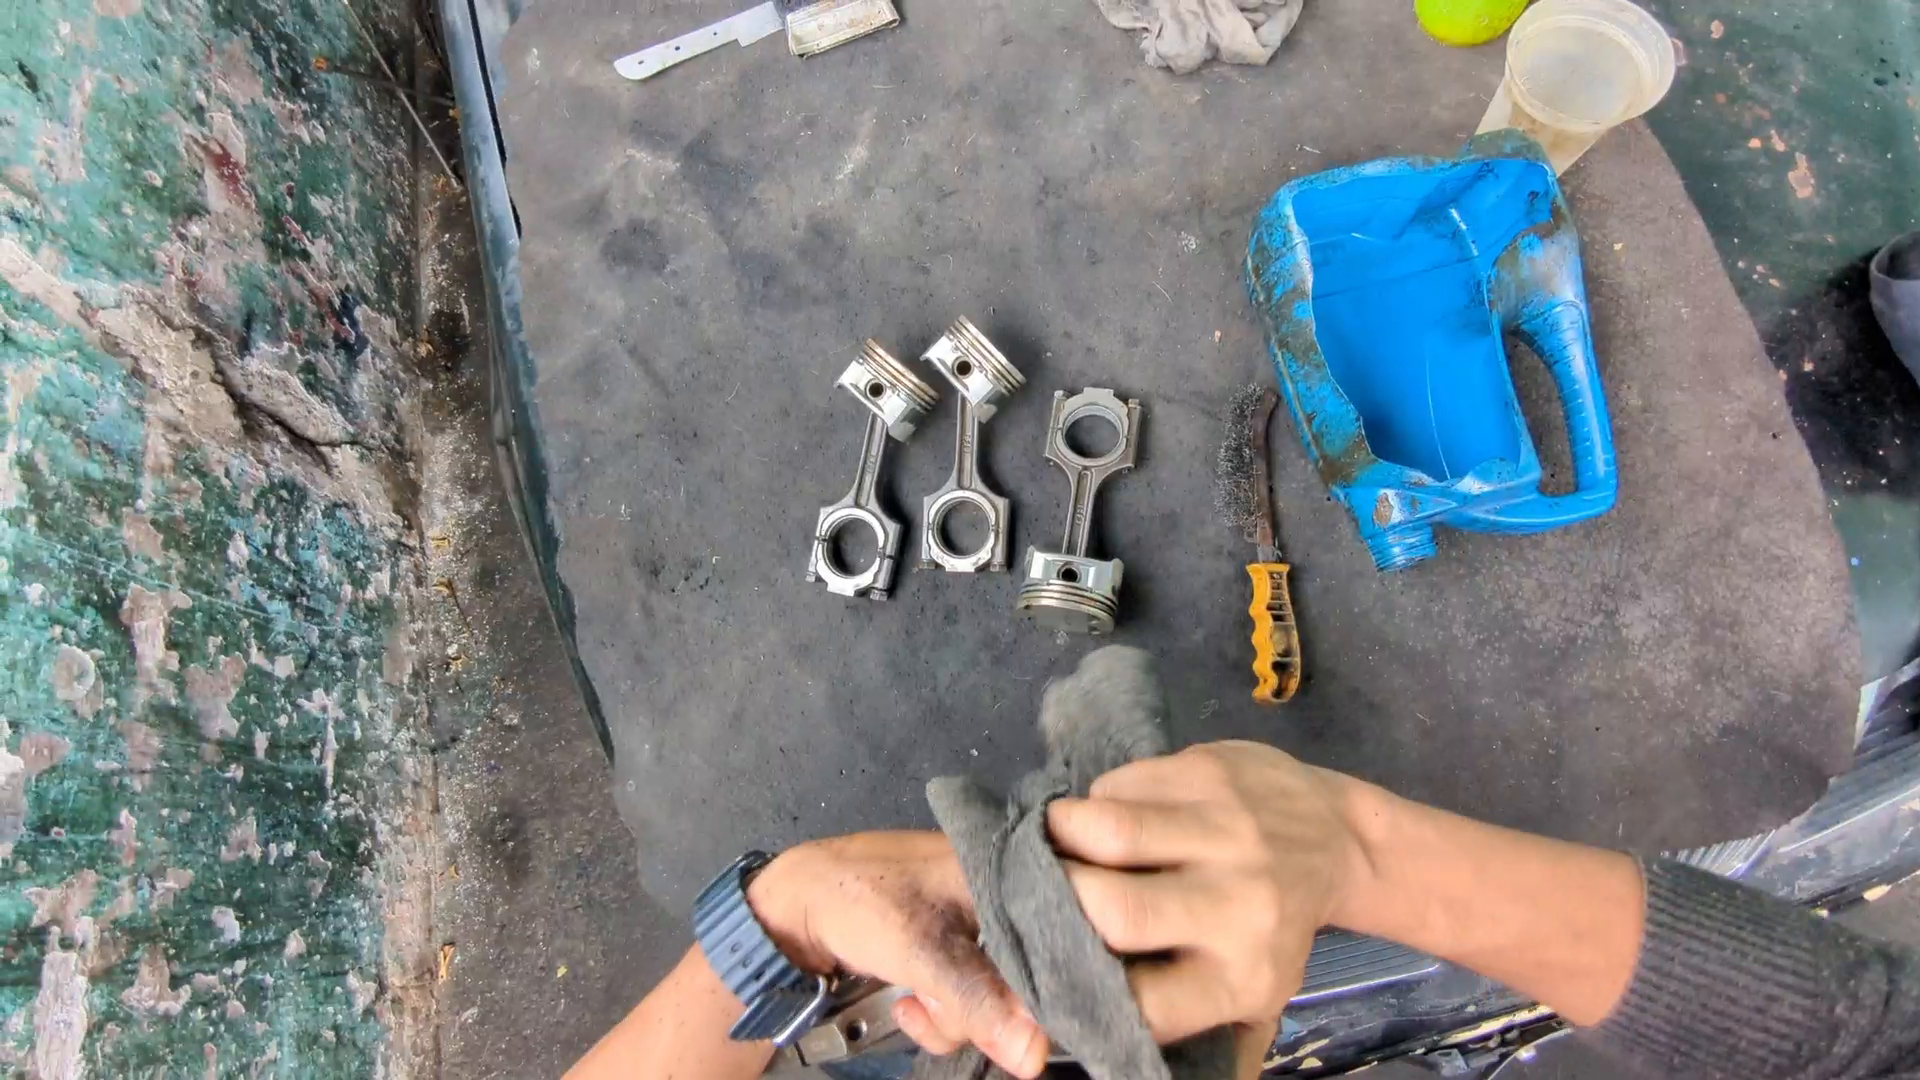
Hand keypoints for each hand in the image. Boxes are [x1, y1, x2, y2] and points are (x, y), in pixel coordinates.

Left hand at [747, 831, 1047, 1076]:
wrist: (800, 901)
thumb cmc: (864, 899)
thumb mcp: (922, 948)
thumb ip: (981, 999)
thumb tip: (1037, 1054)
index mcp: (1010, 863)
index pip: (1077, 911)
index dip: (1072, 963)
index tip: (1057, 1010)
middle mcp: (1006, 884)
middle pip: (1041, 961)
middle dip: (998, 1003)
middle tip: (950, 1007)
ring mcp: (979, 915)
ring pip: (1005, 985)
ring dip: (962, 1011)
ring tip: (920, 1003)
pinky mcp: (955, 941)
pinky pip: (974, 988)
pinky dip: (946, 1008)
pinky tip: (912, 1004)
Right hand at [1046, 741, 1372, 1043]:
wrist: (1337, 836)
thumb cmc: (1277, 921)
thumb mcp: (1248, 987)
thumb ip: (1181, 1009)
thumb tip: (1082, 1041)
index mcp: (1242, 978)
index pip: (1139, 1002)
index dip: (1073, 986)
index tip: (1042, 965)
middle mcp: (1237, 906)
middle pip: (1112, 909)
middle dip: (1056, 896)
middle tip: (1034, 887)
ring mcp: (1224, 830)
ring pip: (1106, 829)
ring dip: (1061, 832)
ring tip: (1052, 837)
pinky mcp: (1208, 772)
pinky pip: (1119, 784)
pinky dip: (1096, 799)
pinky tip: (1106, 810)